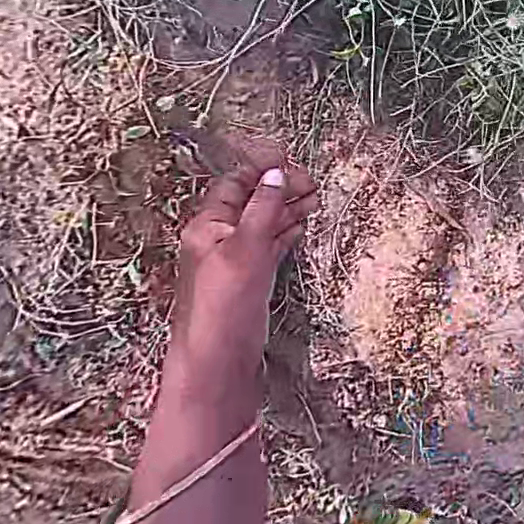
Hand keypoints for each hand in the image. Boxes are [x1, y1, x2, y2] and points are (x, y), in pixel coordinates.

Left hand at [172, 150, 318, 358]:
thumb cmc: (225, 303)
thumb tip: (277, 173)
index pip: (235, 184)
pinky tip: (302, 225)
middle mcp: (220, 237)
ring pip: (264, 222)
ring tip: (315, 199)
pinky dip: (286, 232)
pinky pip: (270, 244)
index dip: (261, 170)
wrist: (218, 363)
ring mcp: (236, 258)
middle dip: (281, 188)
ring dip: (287, 208)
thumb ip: (263, 208)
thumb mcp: (245, 248)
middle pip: (252, 201)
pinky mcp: (250, 277)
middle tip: (312, 183)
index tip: (291, 161)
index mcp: (208, 225)